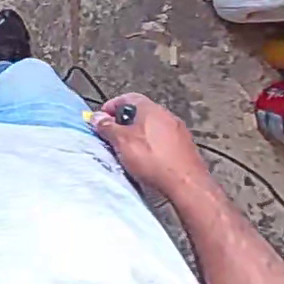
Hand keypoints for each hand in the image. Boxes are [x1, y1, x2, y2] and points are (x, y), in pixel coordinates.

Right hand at [90, 93, 212, 200]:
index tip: (100, 120)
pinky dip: (150, 145)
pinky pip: (161, 140)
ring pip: (151, 127)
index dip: (110, 107)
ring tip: (126, 150)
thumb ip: (107, 126)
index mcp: (151, 110)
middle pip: (139, 113)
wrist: (187, 185)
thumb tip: (97, 117)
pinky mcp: (184, 147)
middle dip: (122, 122)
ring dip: (136, 134)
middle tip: (110, 135)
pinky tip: (145, 159)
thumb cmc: (152, 160)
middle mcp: (167, 116)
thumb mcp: (121, 141)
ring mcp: (179, 132)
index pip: (127, 98)